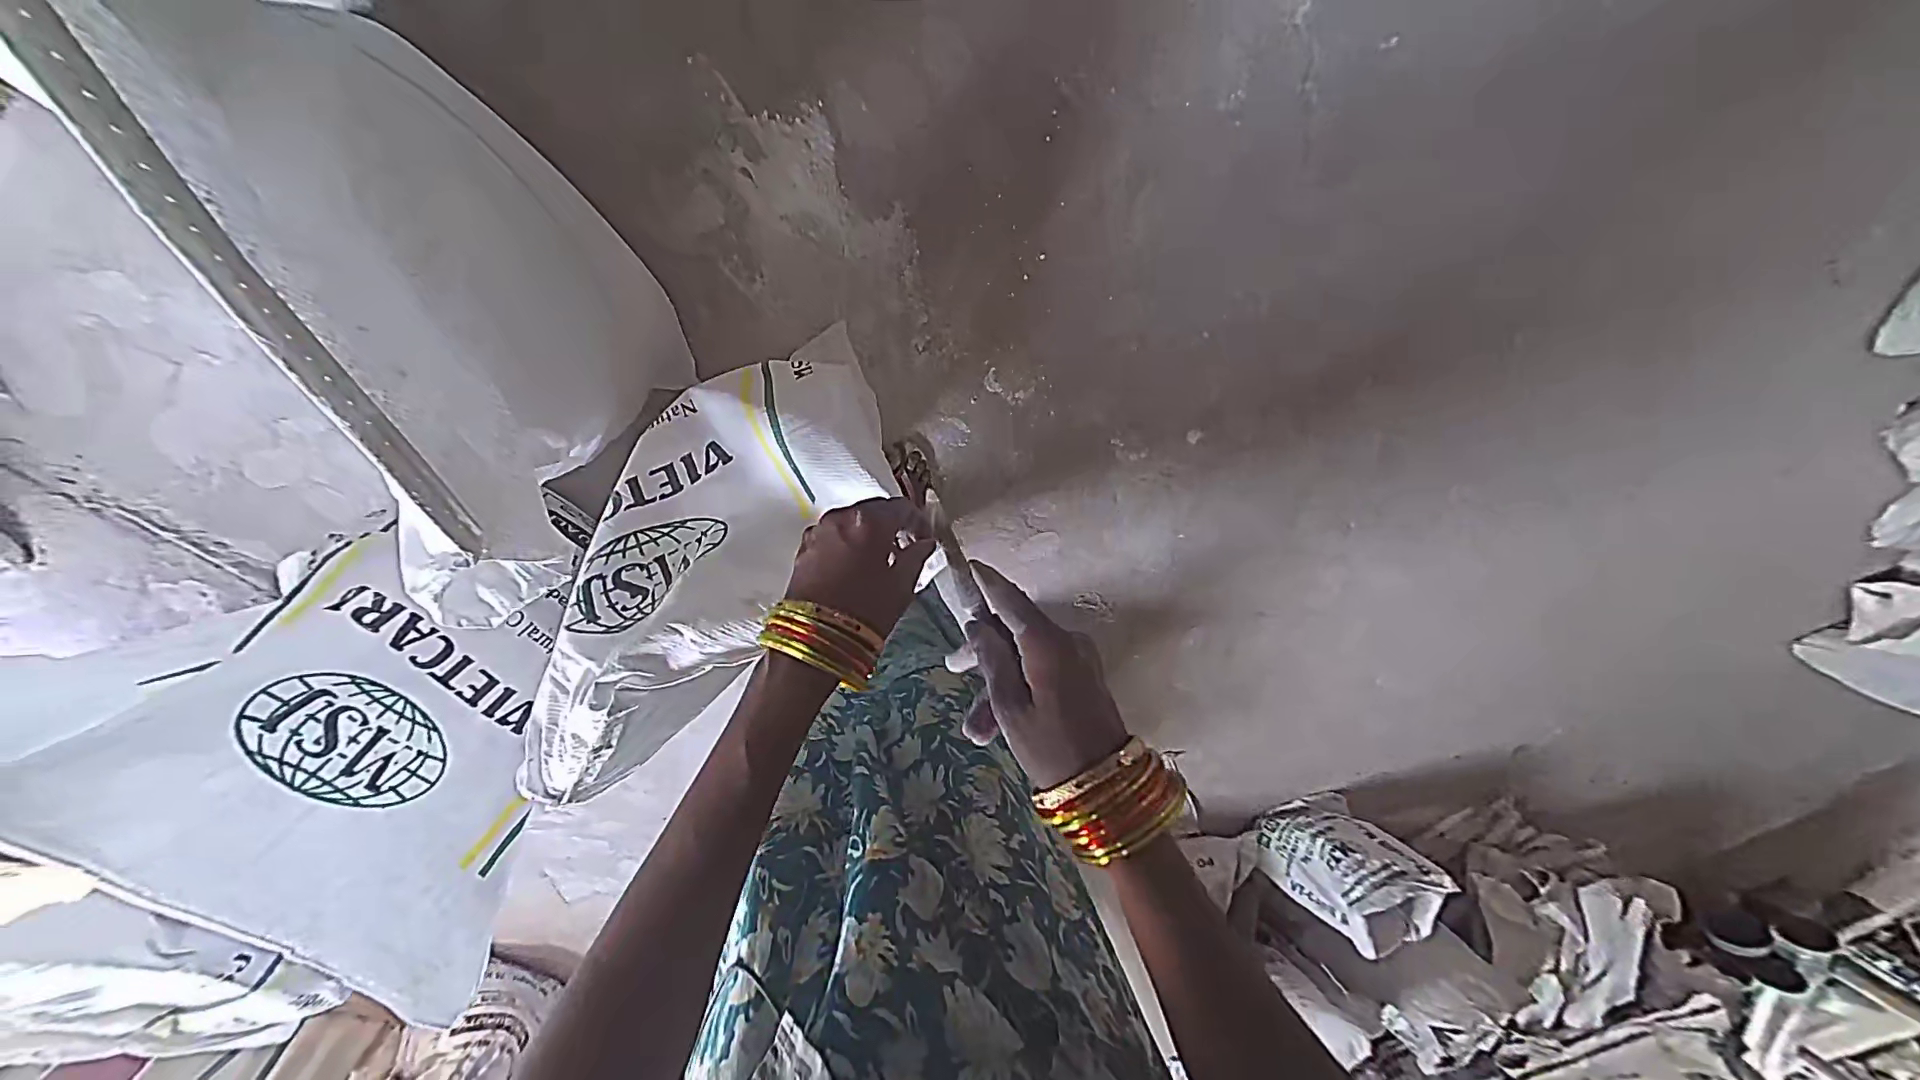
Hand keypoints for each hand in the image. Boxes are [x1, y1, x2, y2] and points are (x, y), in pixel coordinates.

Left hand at [783, 497, 934, 639]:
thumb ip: (916, 557)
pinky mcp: (804, 548)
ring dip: (867, 533)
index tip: (924, 536)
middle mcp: (841, 518)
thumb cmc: (864, 613)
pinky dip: (847, 542)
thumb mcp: (901, 586)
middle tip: (905, 544)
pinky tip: (856, 564)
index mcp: (869, 522)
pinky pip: (833, 535)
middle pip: (873, 511)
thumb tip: (923, 544)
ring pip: (851, 522)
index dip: (918, 521)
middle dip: (891, 524)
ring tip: (881, 557)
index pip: (901, 508)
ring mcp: (819, 531)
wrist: (815, 640)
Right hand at [954, 562, 1131, 788]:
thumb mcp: (1009, 707)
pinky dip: (1019, 686)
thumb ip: (992, 660)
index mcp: (1048, 643)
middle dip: (984, 648)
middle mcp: (1067, 641)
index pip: (1011, 599)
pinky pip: (1042, 668)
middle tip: (954, 665)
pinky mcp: (1083, 675)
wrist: (1105, 786)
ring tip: (977, 727)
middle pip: (1016, 629)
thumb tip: (978, 625)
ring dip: (999, 682)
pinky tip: (998, 723)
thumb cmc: (1050, 748)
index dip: (987, 583)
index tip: (968, 566)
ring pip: (1026, 655)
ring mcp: (1078, 658)